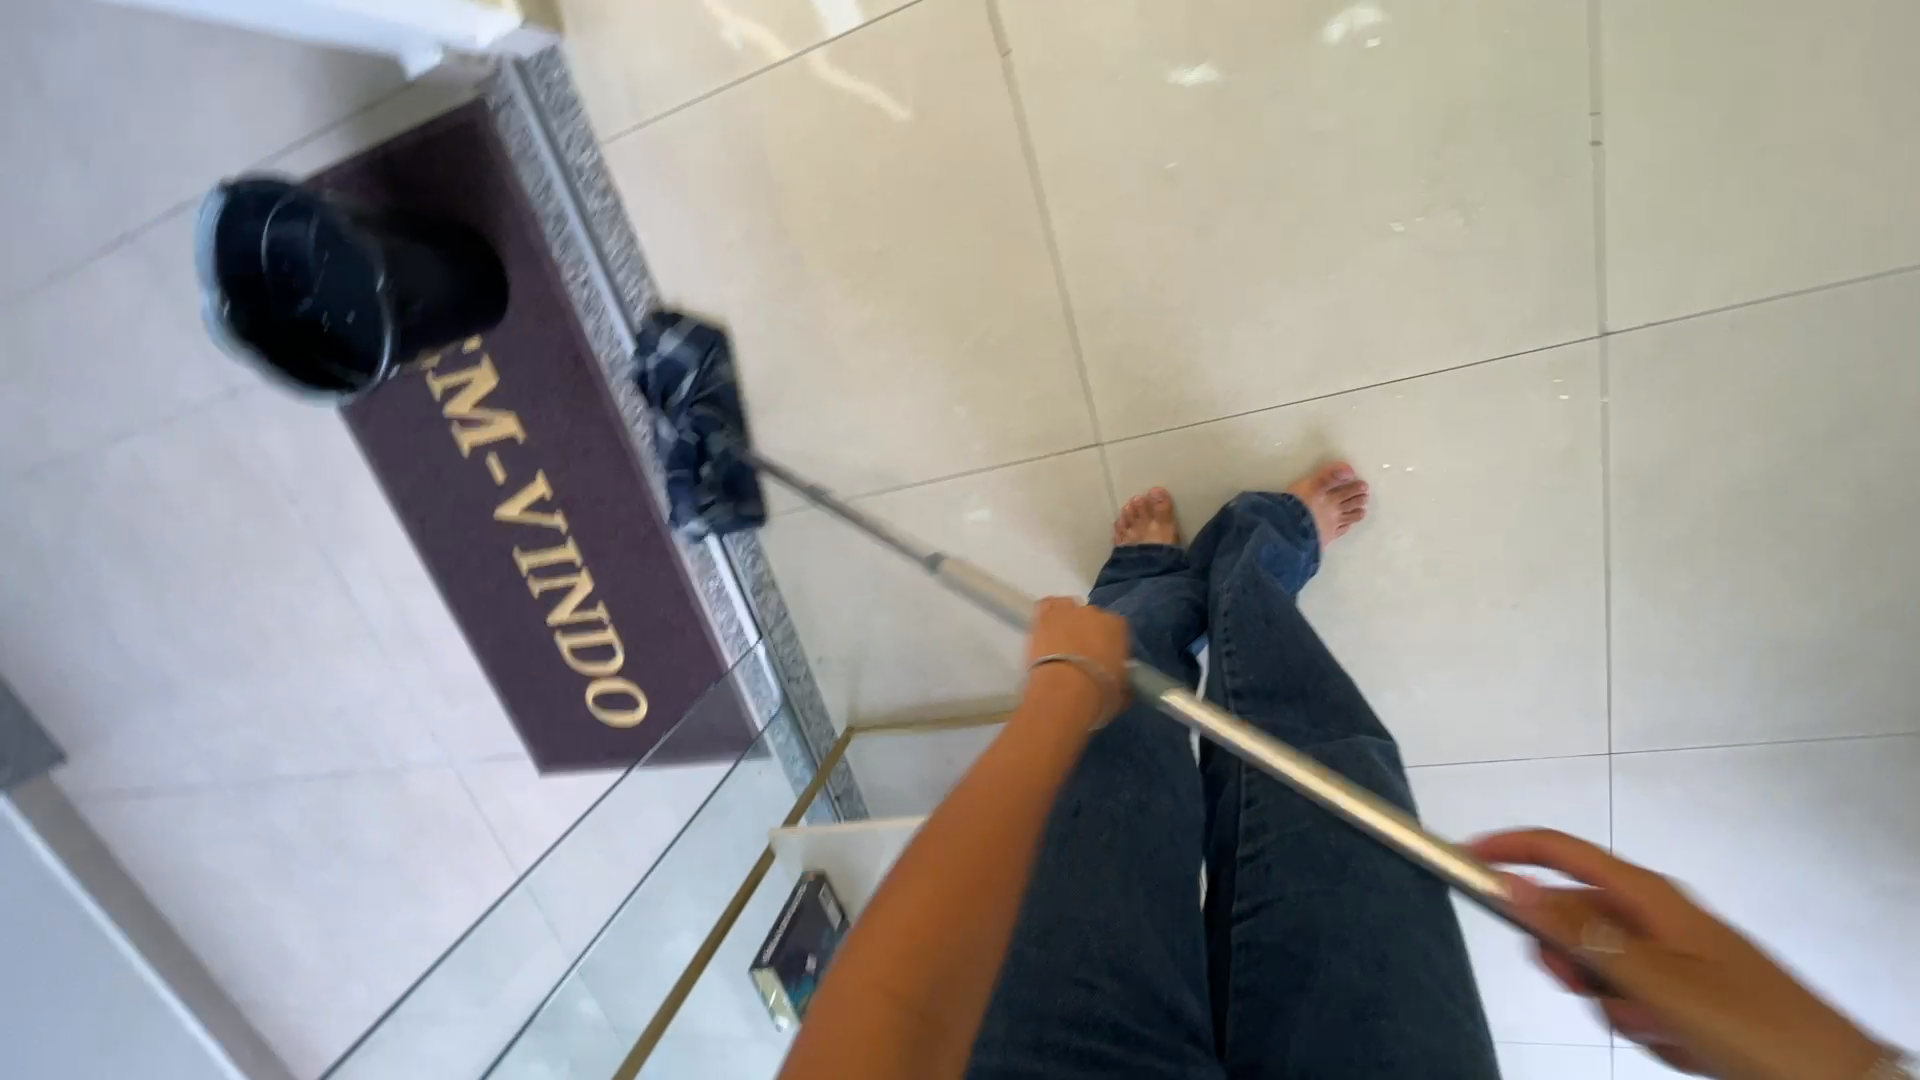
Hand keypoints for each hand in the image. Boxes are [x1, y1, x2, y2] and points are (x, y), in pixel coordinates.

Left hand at [1023, 598, 1130, 726]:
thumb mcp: (1121, 692)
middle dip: (1087, 633)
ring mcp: (1068, 611)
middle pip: (1092, 618)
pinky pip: (1046, 606)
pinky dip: (1047, 614)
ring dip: (1067, 621)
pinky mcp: (1044, 616)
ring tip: (1061, 641)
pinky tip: (1046, 628)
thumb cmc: (1099, 693)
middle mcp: (1095, 612)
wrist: (1065, 690)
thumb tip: (1121, 685)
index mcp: (1118, 627)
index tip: (1103, 659)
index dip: (1108, 644)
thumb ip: (1122, 680)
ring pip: (1068, 608)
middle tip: (1080, 655)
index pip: (1116, 628)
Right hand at [1470, 829, 1886, 1079]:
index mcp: (1646, 895)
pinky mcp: (1687, 990)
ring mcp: (1672, 952)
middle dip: (1566, 955)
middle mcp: (1653, 914)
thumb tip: (1510, 884)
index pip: (1558, 849)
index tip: (1463, 861)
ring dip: (1608, 997)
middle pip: (1571, 913)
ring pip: (1597, 961)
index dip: (1507, 847)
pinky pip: (1629, 992)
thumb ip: (1578, 931)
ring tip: (1653, 1028)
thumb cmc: (1749, 1025)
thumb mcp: (1654, 981)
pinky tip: (1676, 1042)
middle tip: (1578, 985)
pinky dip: (1638, 1017)